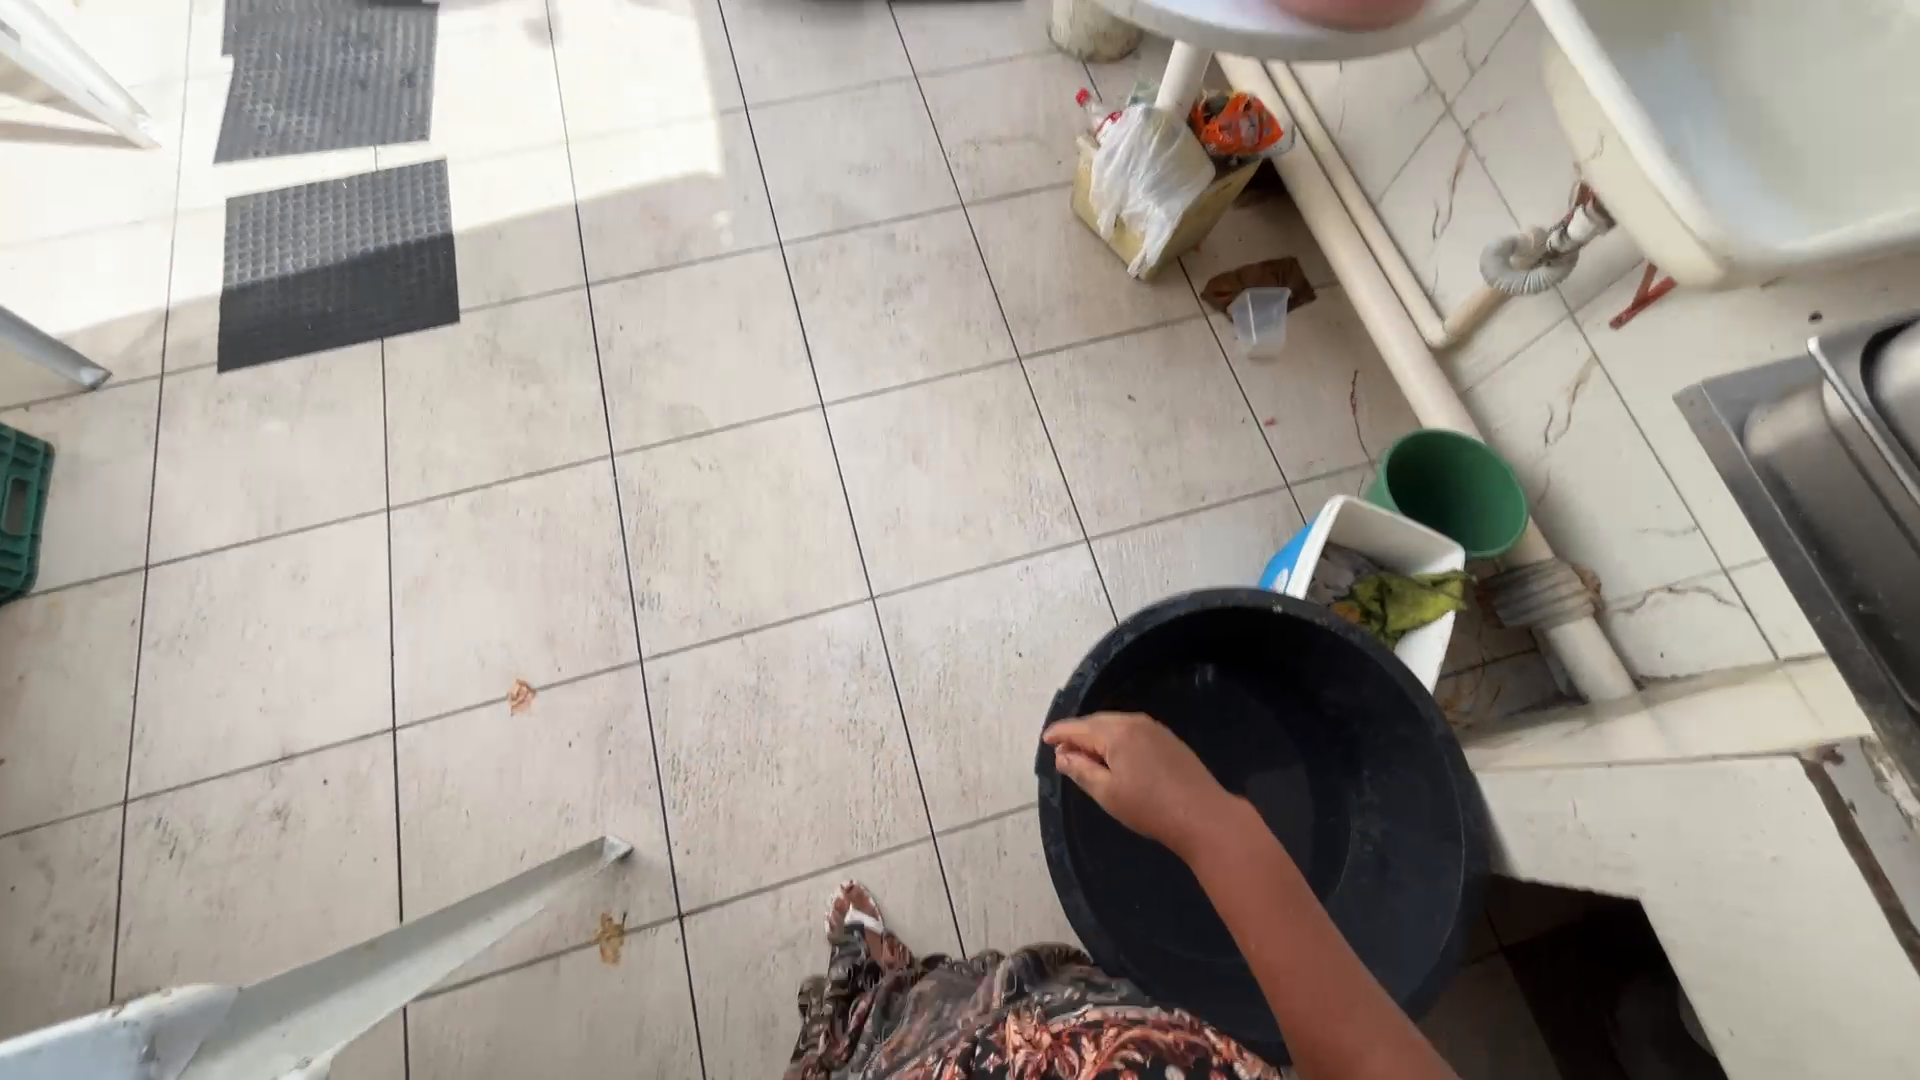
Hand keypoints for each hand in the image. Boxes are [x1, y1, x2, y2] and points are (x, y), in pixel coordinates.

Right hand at [1044, 712, 1241, 860]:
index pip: (1078, 728)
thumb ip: (1080, 770)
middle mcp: (1134, 722)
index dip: (1059, 733)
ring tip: (1084, 754)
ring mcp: (1154, 728)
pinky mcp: (1167, 739)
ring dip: (1097, 737)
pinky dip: (1115, 739)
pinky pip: (1131, 731)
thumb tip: (1061, 756)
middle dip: (1077, 734)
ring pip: (1115, 726)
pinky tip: (1113, 755)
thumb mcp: (1106, 792)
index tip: (1044, 739)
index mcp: (1116, 732)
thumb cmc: (1149, 807)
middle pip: (1096, 722)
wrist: (1204, 816)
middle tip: (1061, 750)